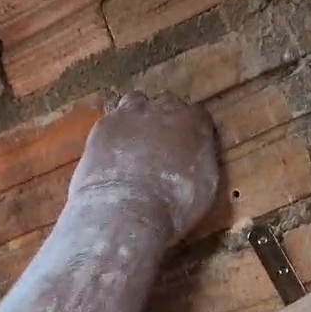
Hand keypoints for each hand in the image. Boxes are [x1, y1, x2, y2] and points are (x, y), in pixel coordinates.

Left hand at [69, 92, 219, 238]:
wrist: (128, 210)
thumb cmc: (176, 203)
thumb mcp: (206, 184)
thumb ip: (203, 157)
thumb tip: (198, 150)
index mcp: (193, 123)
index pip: (199, 114)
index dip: (195, 128)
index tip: (192, 142)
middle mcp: (163, 110)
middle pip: (168, 102)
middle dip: (167, 117)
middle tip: (164, 142)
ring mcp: (130, 115)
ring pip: (136, 101)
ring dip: (140, 114)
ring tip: (137, 137)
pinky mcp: (104, 126)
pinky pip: (112, 118)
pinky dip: (116, 130)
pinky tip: (114, 149)